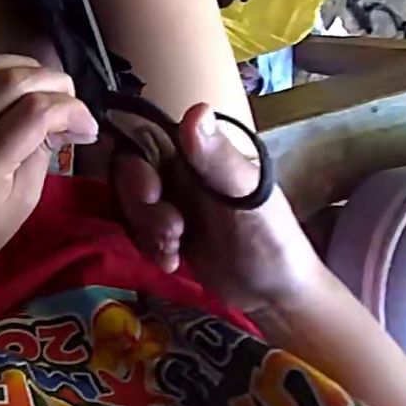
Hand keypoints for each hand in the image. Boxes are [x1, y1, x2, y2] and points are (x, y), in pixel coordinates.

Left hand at [0, 50, 97, 279]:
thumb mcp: (27, 198)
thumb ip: (44, 149)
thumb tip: (69, 115)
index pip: (34, 114)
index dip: (71, 109)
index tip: (89, 125)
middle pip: (10, 82)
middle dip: (53, 82)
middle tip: (70, 101)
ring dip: (21, 66)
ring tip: (42, 84)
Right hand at [111, 103, 328, 314]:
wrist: (275, 296)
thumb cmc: (270, 239)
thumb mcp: (245, 196)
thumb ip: (216, 157)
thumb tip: (195, 110)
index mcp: (199, 152)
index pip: (143, 141)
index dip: (137, 170)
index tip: (153, 196)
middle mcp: (181, 170)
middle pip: (130, 177)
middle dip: (143, 210)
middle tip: (173, 233)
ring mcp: (172, 201)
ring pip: (130, 206)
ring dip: (146, 232)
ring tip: (175, 251)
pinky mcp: (166, 231)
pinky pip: (136, 231)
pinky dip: (149, 248)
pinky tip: (173, 262)